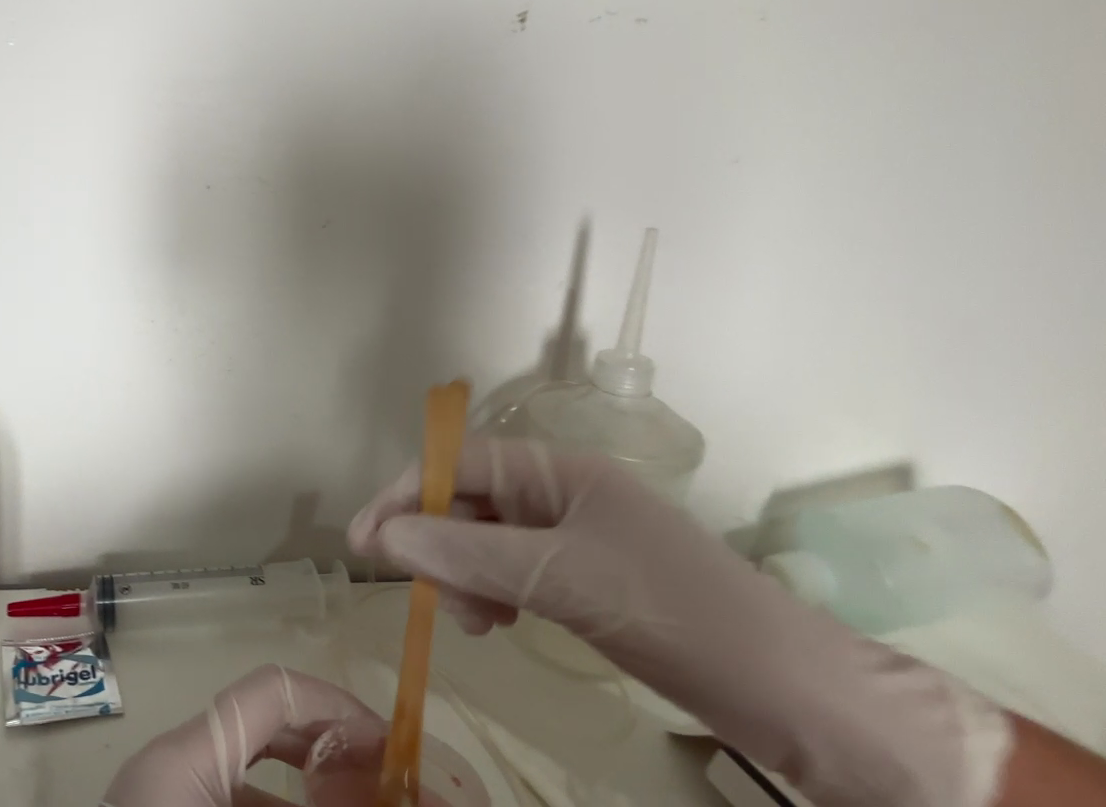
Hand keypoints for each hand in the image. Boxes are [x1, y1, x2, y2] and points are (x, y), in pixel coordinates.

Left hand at [101, 664, 439, 805]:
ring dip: (311, 791)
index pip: (274, 692)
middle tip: (391, 786)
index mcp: (188, 756)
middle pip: (268, 728)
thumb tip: (376, 803)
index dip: (338, 708)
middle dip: (334, 754)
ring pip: (254, 777)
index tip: (393, 750)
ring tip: (365, 805)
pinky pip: (234, 805)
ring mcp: (171, 795)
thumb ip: (304, 806)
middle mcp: (177, 763)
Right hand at [349, 437, 1013, 806]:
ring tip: (477, 621)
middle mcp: (561, 491)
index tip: (364, 543)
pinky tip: (499, 621)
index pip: (457, 463)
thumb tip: (382, 537)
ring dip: (463, 574)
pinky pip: (514, 570)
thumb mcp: (559, 578)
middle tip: (433, 600)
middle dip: (437, 544)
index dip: (405, 496)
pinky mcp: (586, 575)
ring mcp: (575, 535)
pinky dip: (492, 592)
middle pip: (467, 501)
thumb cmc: (672, 611)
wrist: (787, 689)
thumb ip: (465, 555)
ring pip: (486, 540)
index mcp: (559, 468)